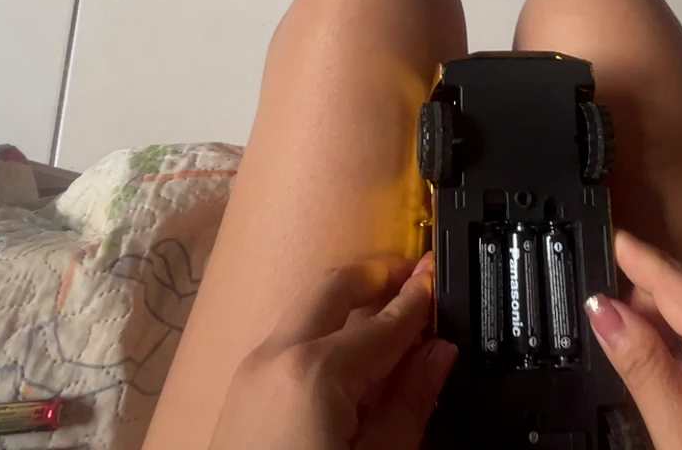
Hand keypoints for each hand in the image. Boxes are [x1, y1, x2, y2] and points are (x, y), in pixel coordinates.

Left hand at [207, 254, 458, 449]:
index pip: (386, 320)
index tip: (440, 279)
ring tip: (391, 316)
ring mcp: (253, 370)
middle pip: (338, 285)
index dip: (420, 299)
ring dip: (352, 300)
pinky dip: (326, 329)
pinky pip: (292, 337)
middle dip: (380, 274)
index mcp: (316, 371)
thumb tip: (438, 354)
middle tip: (416, 278)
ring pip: (311, 306)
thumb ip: (409, 405)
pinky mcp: (241, 390)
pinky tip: (353, 357)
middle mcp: (278, 354)